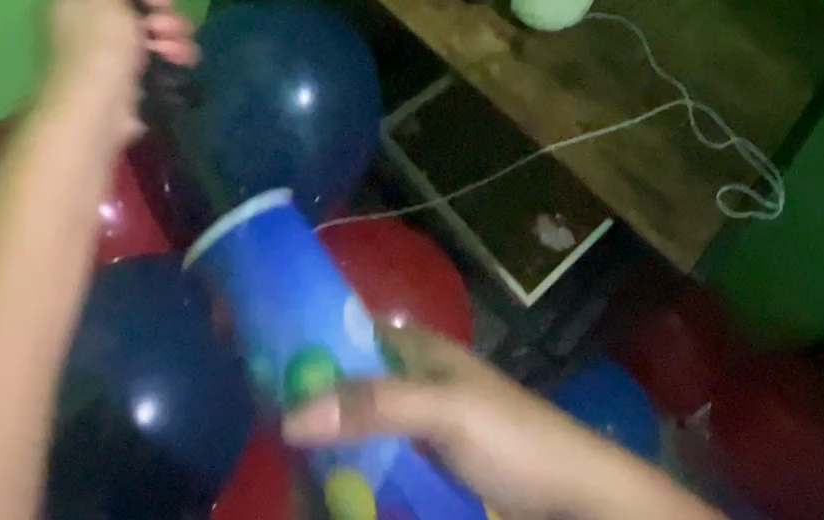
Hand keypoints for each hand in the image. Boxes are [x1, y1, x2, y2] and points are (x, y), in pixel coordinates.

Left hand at [40, 0, 196, 148]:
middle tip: (161, 15)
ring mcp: (116, 52)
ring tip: (169, 45)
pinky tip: (178, 58)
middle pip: (141, 1)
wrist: (98, 108)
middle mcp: (95, 23)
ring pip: (158, 27)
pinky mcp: (137, 76)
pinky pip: (166, 53)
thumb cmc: (96, 44)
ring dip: (172, 31)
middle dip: (160, 6)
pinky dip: (176, 53)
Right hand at [282, 326, 683, 519]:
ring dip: (318, 438)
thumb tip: (289, 414)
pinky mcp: (418, 464)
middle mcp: (407, 377)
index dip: (297, 334)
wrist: (574, 495)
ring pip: (348, 422)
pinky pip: (365, 459)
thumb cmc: (513, 438)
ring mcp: (413, 423)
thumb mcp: (446, 411)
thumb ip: (374, 405)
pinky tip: (317, 484)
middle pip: (338, 378)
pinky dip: (340, 467)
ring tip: (279, 460)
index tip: (249, 351)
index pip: (341, 328)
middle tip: (257, 421)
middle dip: (300, 396)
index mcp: (413, 348)